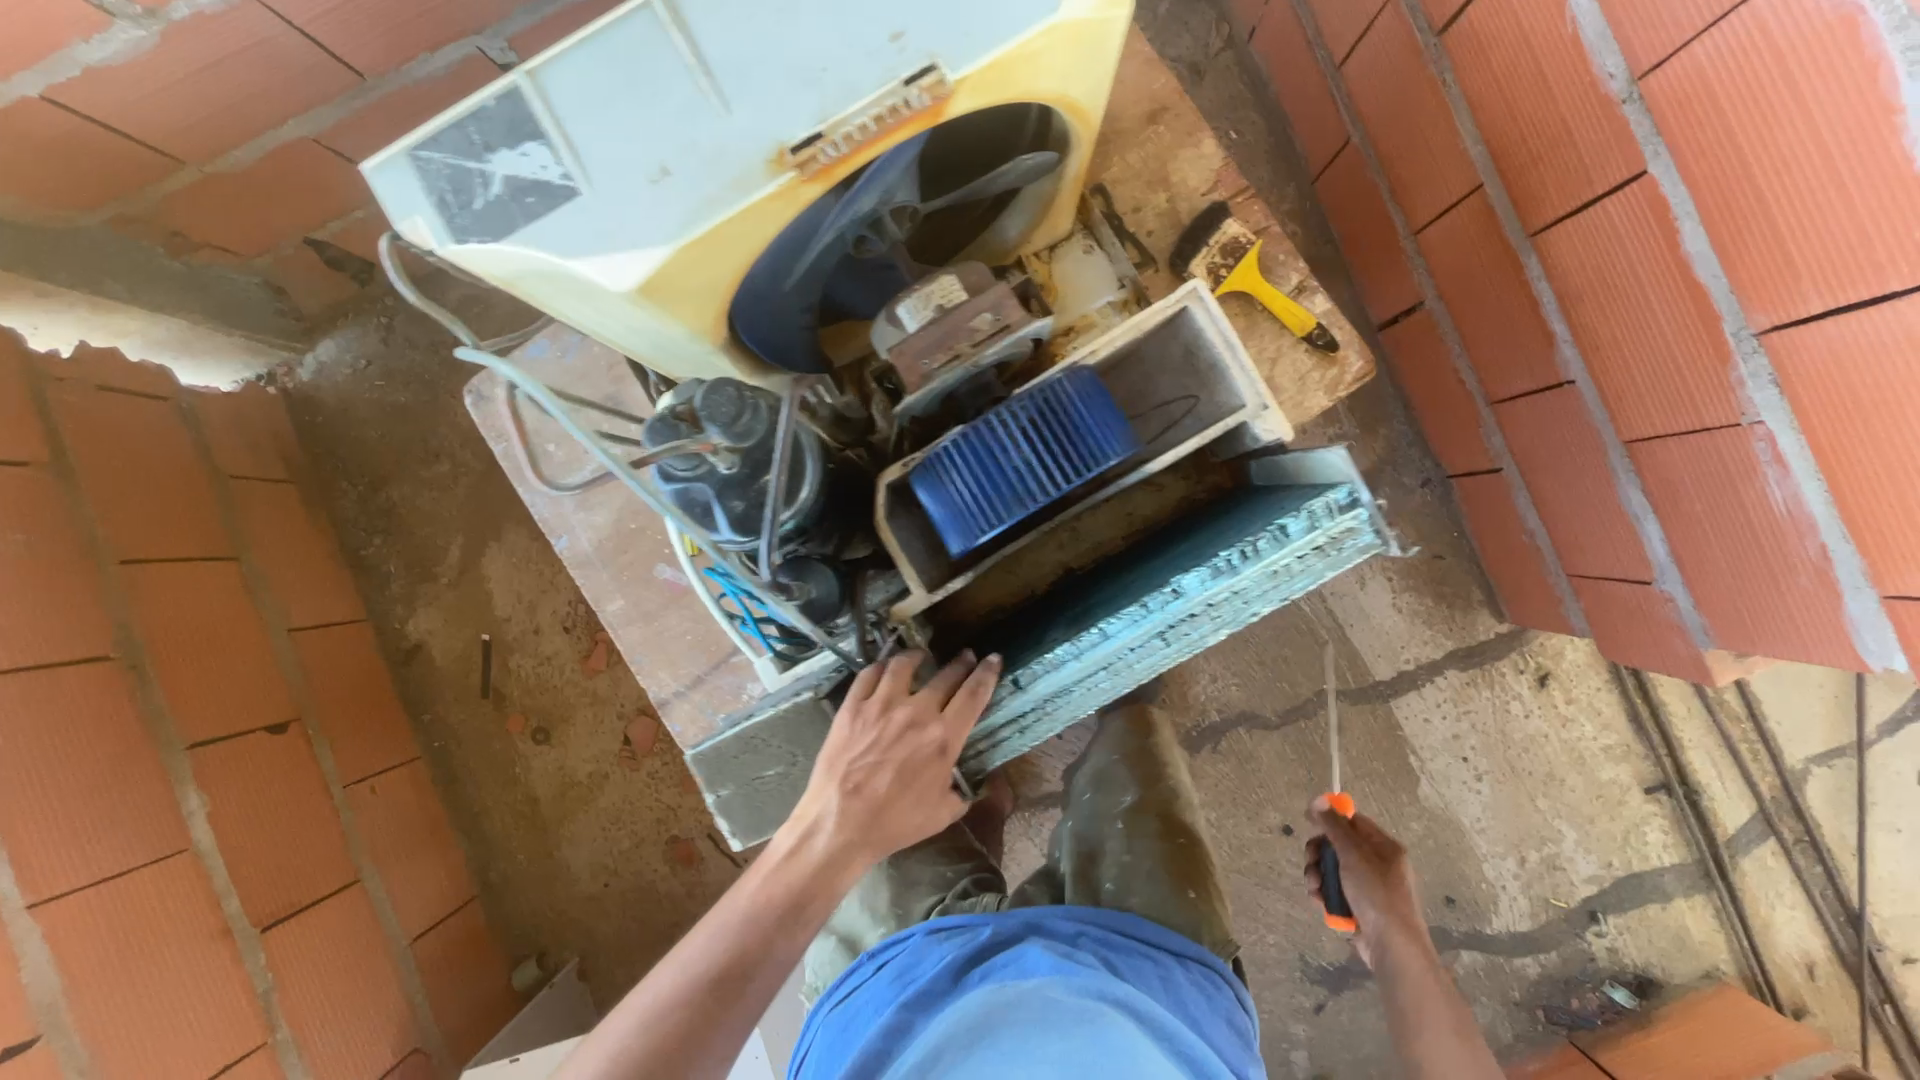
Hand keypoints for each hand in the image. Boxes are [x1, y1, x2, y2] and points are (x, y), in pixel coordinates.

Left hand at [779, 649, 1000, 872]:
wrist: (840, 823)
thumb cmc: (895, 823)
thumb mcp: (943, 814)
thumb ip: (961, 793)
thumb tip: (967, 785)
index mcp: (944, 737)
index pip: (974, 694)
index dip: (987, 673)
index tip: (993, 659)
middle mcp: (916, 713)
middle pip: (945, 676)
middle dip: (960, 663)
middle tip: (965, 656)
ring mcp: (881, 705)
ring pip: (904, 665)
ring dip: (918, 657)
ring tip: (922, 656)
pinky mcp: (852, 707)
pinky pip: (869, 675)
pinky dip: (881, 667)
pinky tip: (884, 668)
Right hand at [1304, 797, 1429, 967]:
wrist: (1392, 946)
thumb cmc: (1376, 894)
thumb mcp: (1353, 854)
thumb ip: (1334, 827)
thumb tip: (1319, 801)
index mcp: (1384, 848)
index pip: (1354, 822)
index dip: (1330, 819)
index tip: (1308, 820)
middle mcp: (1377, 865)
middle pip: (1338, 847)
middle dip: (1319, 854)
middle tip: (1311, 862)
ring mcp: (1367, 888)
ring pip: (1332, 871)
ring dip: (1318, 877)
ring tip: (1316, 889)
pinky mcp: (1358, 908)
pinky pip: (1334, 892)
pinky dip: (1324, 895)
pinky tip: (1321, 903)